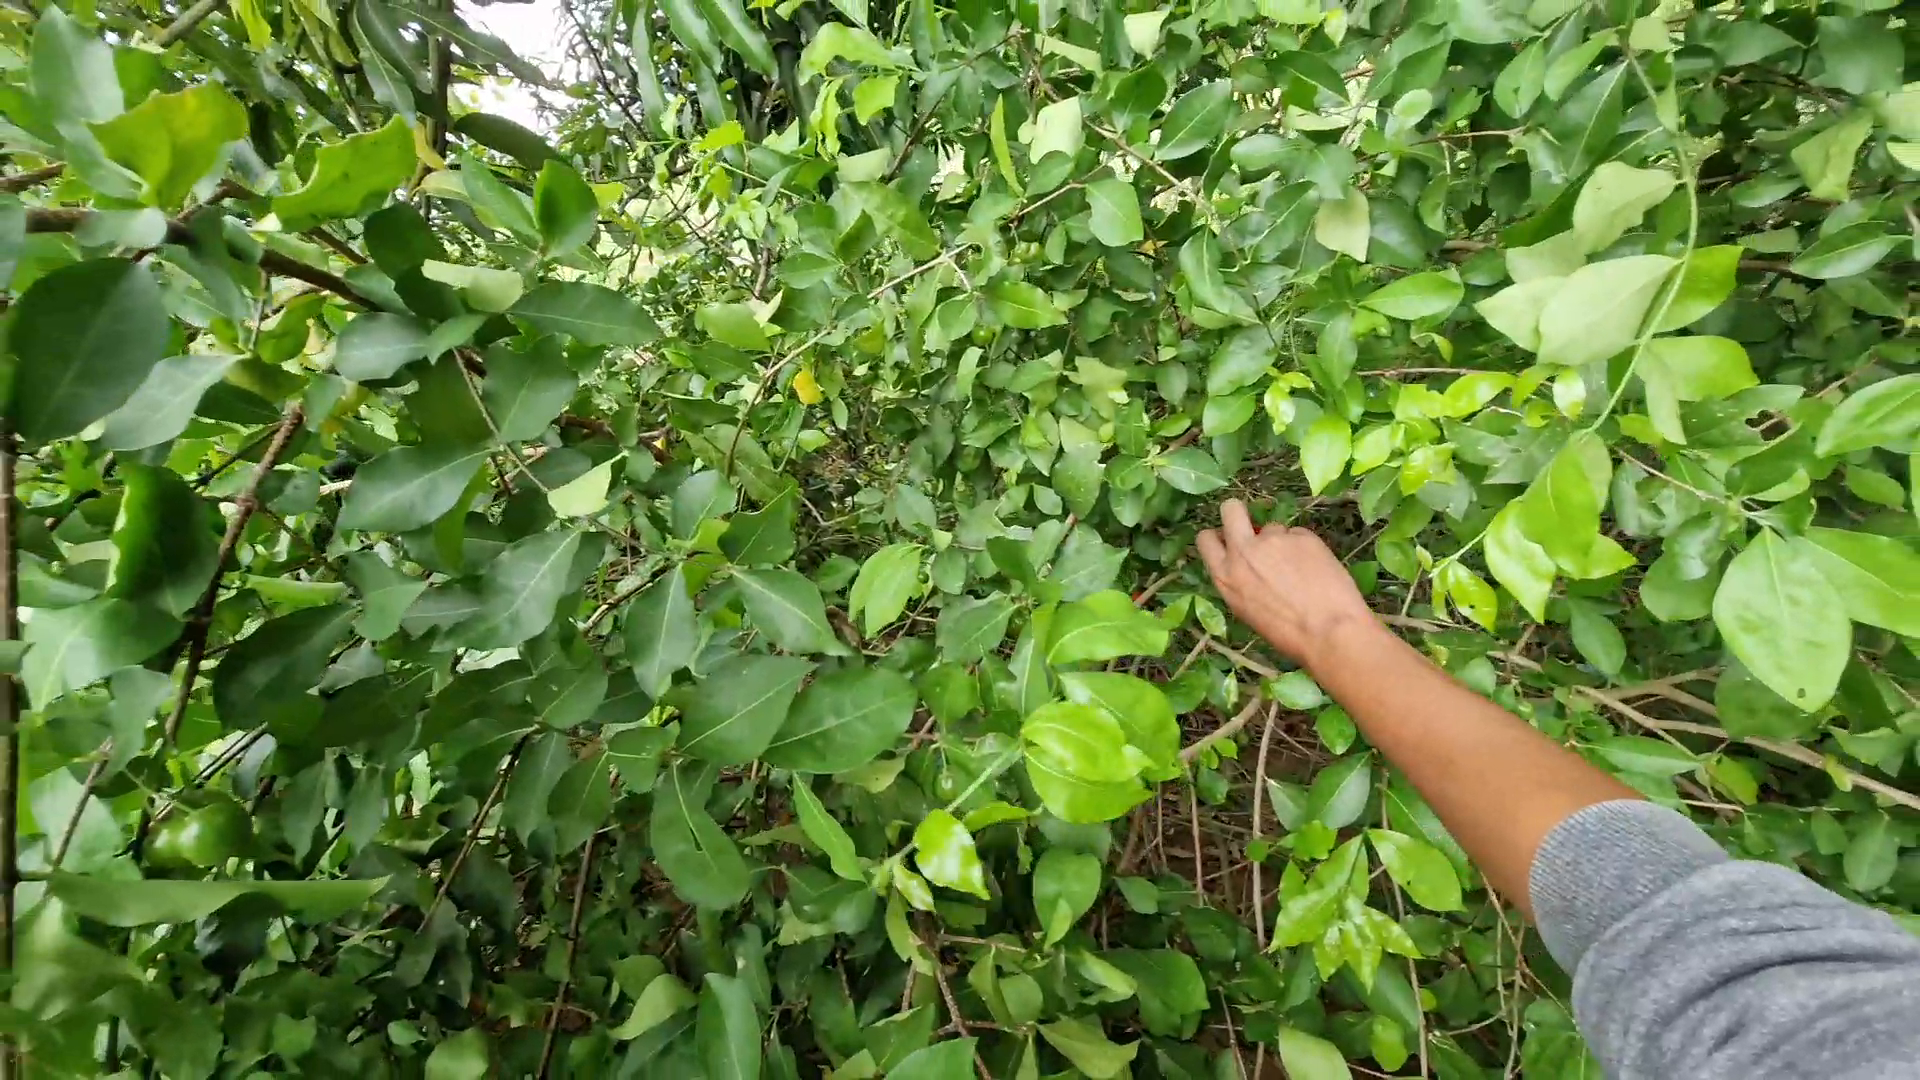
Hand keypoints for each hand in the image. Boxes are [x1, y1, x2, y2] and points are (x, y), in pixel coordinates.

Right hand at [1196, 499, 1378, 675]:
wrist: (1329, 631)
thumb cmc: (1285, 633)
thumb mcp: (1246, 609)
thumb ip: (1238, 579)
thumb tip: (1245, 565)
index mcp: (1224, 575)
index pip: (1205, 538)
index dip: (1218, 536)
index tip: (1229, 541)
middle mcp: (1243, 551)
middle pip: (1230, 509)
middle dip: (1237, 512)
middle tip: (1252, 529)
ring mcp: (1273, 540)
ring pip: (1272, 527)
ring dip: (1280, 541)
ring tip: (1299, 567)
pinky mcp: (1302, 536)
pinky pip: (1298, 534)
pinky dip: (1305, 548)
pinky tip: (1317, 569)